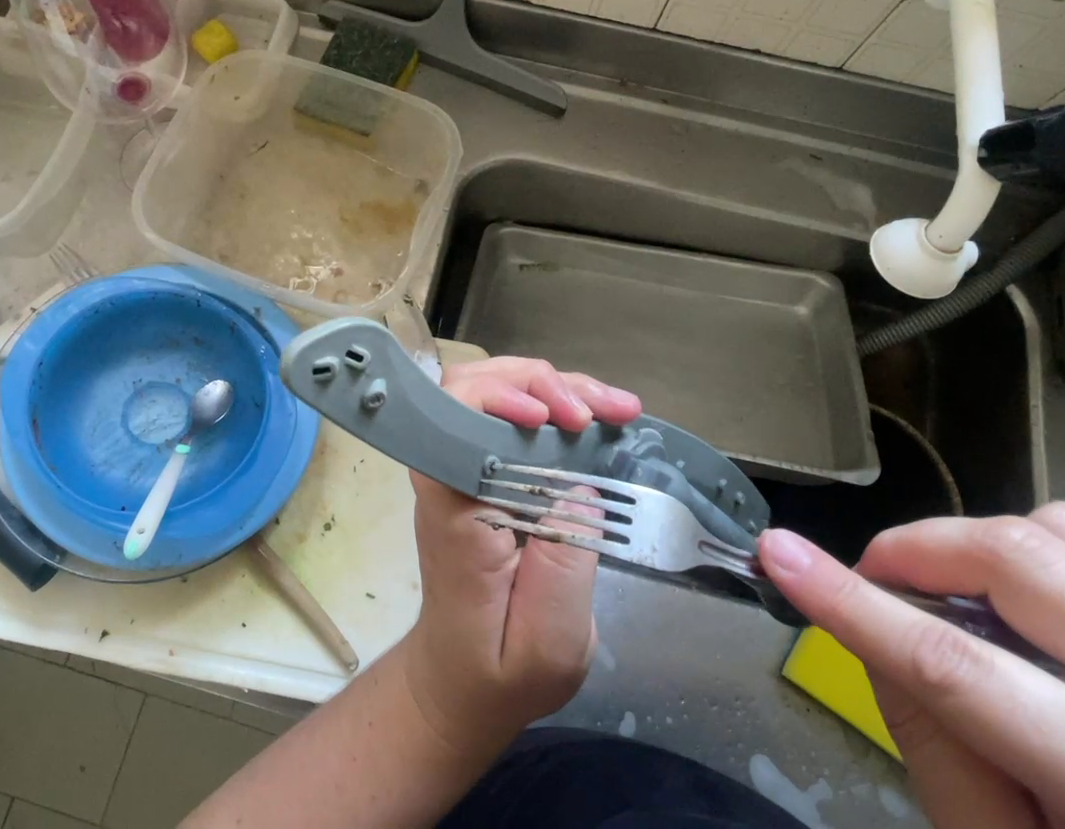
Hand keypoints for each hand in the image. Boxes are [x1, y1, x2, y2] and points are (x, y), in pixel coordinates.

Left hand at [395, 358, 640, 756]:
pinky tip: (605, 421)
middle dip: (539, 383)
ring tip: (619, 409)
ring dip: (559, 389)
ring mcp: (470, 474)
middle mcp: (452, 480)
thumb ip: (562, 574)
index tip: (545, 416)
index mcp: (453, 513)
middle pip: (473, 391)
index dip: (491, 399)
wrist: (465, 681)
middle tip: (599, 412)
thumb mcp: (546, 647)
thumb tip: (581, 492)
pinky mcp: (493, 478)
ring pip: (499, 397)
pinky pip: (520, 424)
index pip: (445, 423)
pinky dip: (564, 410)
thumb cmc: (501, 672)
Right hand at [758, 503, 1064, 827]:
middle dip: (915, 551)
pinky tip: (1045, 620)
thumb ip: (931, 743)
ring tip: (959, 599)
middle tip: (873, 581)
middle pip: (1017, 562)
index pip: (953, 666)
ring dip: (981, 549)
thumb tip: (872, 631)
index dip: (848, 601)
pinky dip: (1049, 564)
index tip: (777, 552)